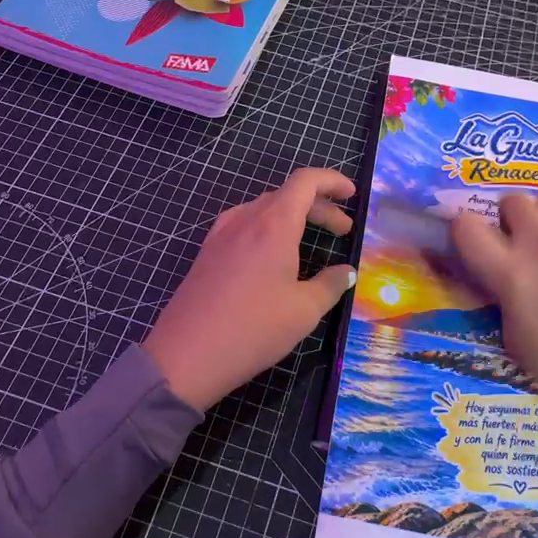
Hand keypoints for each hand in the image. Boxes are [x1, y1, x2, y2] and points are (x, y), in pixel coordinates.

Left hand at [142, 168, 358, 409]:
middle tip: (342, 231)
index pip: (306, 181)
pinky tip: (272, 255)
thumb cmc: (252, 329)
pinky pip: (244, 225)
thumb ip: (330, 285)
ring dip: (293, 217)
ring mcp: (222, 234)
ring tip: (310, 241)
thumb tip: (347, 272)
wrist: (185, 356)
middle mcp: (246, 218)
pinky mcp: (207, 253)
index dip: (332, 181)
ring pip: (264, 209)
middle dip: (320, 207)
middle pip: (287, 195)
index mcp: (273, 223)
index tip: (352, 195)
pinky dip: (268, 228)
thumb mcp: (303, 311)